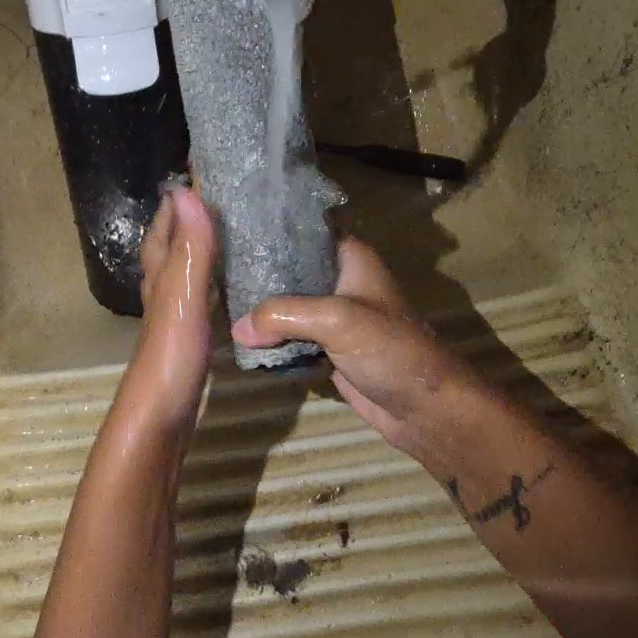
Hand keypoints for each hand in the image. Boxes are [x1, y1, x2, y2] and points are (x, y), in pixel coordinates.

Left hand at [118, 183, 217, 445]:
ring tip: (242, 228)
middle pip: (176, 242)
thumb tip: (187, 190)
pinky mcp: (191, 337)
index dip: (183, 194)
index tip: (211, 162)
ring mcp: (177, 314)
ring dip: (208, 246)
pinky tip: (238, 284)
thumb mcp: (182, 298)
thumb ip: (190, 250)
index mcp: (160, 274)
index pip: (167, 221)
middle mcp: (164, 288)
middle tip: (234, 192)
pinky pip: (206, 296)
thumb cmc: (169, 358)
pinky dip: (219, 281)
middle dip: (196, 215)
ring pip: (190, 268)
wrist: (159, 419)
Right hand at [232, 238, 483, 478]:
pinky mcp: (326, 349)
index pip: (304, 230)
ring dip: (259, 310)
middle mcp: (339, 281)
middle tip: (214, 272)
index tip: (229, 228)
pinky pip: (290, 337)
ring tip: (217, 302)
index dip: (270, 228)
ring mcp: (333, 317)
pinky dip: (269, 339)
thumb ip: (285, 315)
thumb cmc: (391, 350)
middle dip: (256, 273)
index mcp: (350, 258)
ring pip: (287, 306)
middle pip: (288, 269)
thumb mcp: (337, 320)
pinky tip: (240, 338)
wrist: (423, 409)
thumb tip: (239, 329)